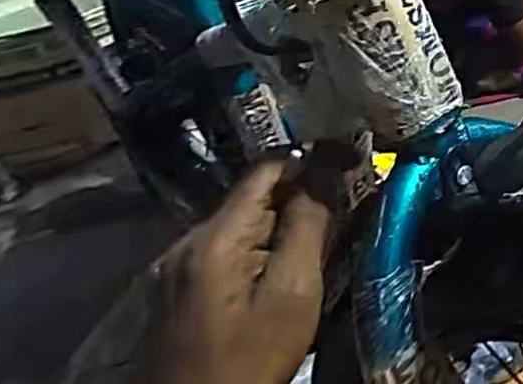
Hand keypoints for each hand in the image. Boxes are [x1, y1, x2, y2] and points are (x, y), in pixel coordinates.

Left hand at [143, 159, 332, 383]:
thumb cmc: (249, 364)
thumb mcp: (293, 293)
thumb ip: (309, 224)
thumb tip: (324, 170)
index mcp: (213, 239)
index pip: (268, 168)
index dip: (310, 159)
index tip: (346, 162)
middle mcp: (185, 243)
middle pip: (255, 195)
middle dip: (299, 195)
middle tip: (339, 205)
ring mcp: (175, 268)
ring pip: (243, 220)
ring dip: (282, 221)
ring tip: (318, 234)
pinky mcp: (177, 290)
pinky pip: (229, 246)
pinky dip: (260, 244)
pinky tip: (283, 264)